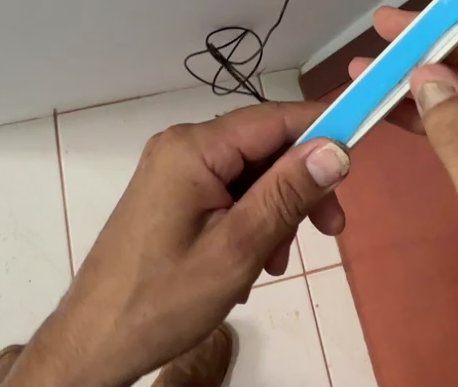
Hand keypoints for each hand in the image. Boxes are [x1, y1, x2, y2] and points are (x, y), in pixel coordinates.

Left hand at [6, 102, 350, 386]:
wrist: (94, 340)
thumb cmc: (163, 298)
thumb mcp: (237, 249)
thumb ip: (287, 194)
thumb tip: (335, 148)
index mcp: (193, 147)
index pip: (272, 118)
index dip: (320, 126)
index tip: (363, 141)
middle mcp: (182, 145)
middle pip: (262, 147)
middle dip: (299, 184)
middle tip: (331, 231)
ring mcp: (174, 169)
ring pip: (248, 172)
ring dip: (275, 210)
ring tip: (276, 263)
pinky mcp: (171, 193)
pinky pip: (226, 191)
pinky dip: (249, 219)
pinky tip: (252, 262)